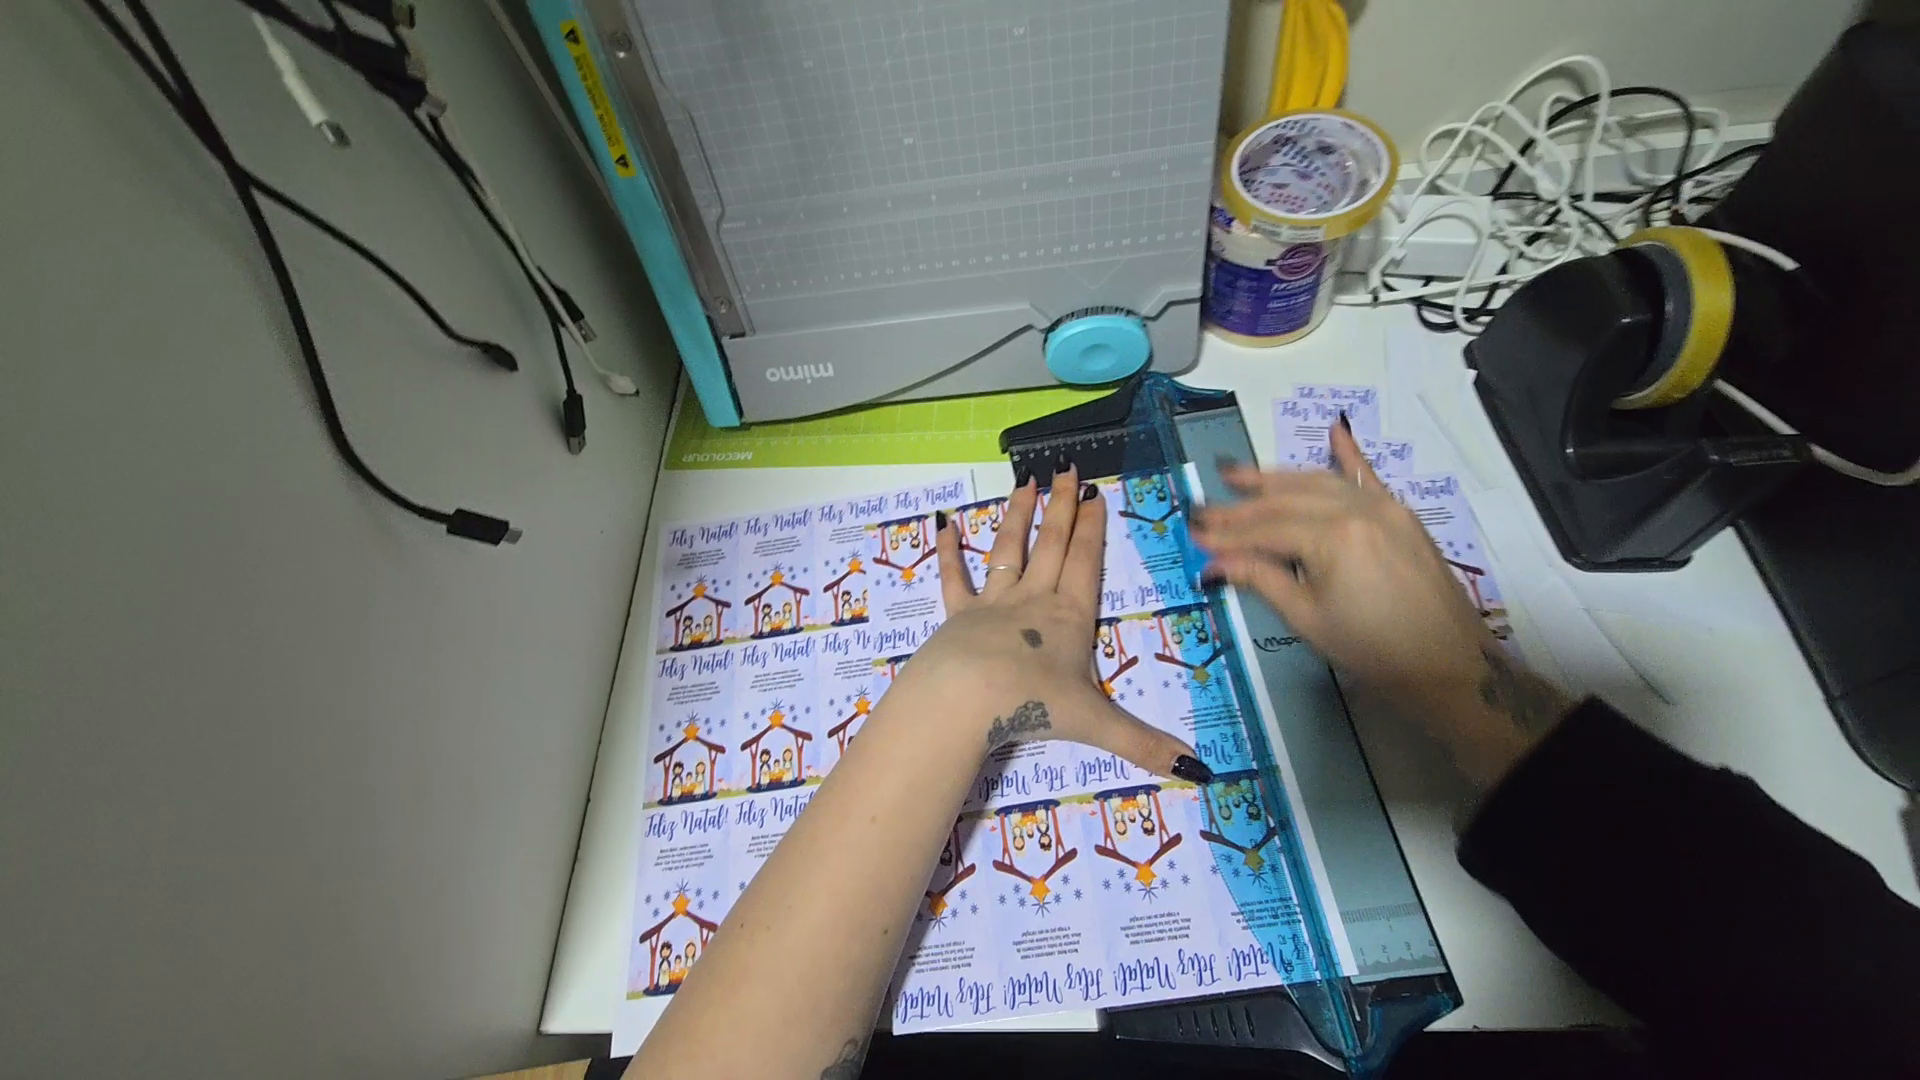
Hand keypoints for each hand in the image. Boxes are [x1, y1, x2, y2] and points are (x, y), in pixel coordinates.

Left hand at [914, 465, 1209, 781]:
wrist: (966, 698)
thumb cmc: (1033, 704)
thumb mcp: (1097, 725)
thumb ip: (1146, 745)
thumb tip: (1201, 773)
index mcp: (1069, 617)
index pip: (1085, 562)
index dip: (1092, 528)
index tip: (1095, 493)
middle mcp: (1033, 600)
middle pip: (1051, 544)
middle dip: (1061, 506)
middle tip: (1066, 468)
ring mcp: (993, 604)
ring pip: (1008, 550)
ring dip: (1017, 515)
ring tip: (1023, 481)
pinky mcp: (957, 615)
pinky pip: (954, 577)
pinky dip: (949, 551)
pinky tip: (944, 525)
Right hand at [1189, 423, 1572, 785]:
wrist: (1449, 665)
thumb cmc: (1371, 649)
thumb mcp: (1308, 618)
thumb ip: (1261, 579)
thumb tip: (1214, 562)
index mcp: (1332, 539)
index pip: (1265, 530)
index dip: (1226, 534)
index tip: (1194, 532)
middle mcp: (1357, 511)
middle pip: (1286, 501)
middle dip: (1242, 505)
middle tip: (1205, 507)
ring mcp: (1383, 508)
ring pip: (1318, 483)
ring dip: (1276, 479)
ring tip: (1238, 476)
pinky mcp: (1400, 515)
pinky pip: (1368, 477)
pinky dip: (1348, 454)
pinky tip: (1334, 431)